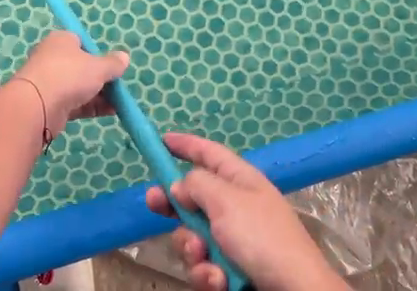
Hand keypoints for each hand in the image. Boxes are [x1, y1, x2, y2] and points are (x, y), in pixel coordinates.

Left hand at [9, 32, 129, 132]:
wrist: (37, 104)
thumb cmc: (69, 74)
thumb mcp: (98, 67)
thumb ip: (112, 64)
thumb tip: (124, 56)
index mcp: (61, 40)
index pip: (80, 42)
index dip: (96, 54)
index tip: (110, 66)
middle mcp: (53, 57)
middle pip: (80, 66)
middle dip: (99, 77)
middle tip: (117, 87)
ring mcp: (50, 81)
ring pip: (78, 86)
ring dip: (98, 94)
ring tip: (118, 104)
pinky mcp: (49, 102)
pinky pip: (74, 102)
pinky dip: (90, 106)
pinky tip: (109, 112)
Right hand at [145, 133, 346, 290]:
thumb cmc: (262, 238)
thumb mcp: (226, 201)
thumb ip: (196, 185)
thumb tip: (179, 185)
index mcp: (241, 181)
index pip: (209, 154)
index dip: (186, 145)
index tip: (162, 140)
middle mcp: (236, 209)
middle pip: (194, 199)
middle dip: (173, 205)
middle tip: (154, 204)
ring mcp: (235, 244)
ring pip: (193, 237)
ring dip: (193, 248)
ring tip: (205, 258)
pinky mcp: (232, 274)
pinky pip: (205, 267)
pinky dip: (207, 275)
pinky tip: (218, 281)